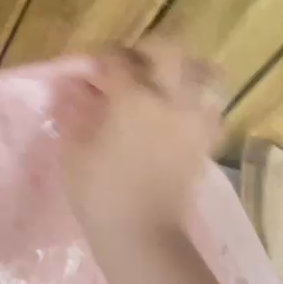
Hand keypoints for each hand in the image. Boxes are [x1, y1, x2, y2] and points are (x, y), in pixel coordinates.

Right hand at [56, 40, 225, 253]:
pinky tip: (176, 111)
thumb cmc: (98, 195)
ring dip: (179, 69)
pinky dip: (196, 97)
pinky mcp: (207, 138)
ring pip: (201, 70)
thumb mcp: (71, 153)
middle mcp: (171, 98)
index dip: (98, 61)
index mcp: (133, 99)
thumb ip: (72, 112)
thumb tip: (73, 86)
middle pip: (166, 50)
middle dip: (142, 52)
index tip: (88, 70)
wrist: (141, 234)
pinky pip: (211, 103)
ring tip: (160, 84)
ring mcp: (195, 117)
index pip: (115, 60)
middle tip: (125, 67)